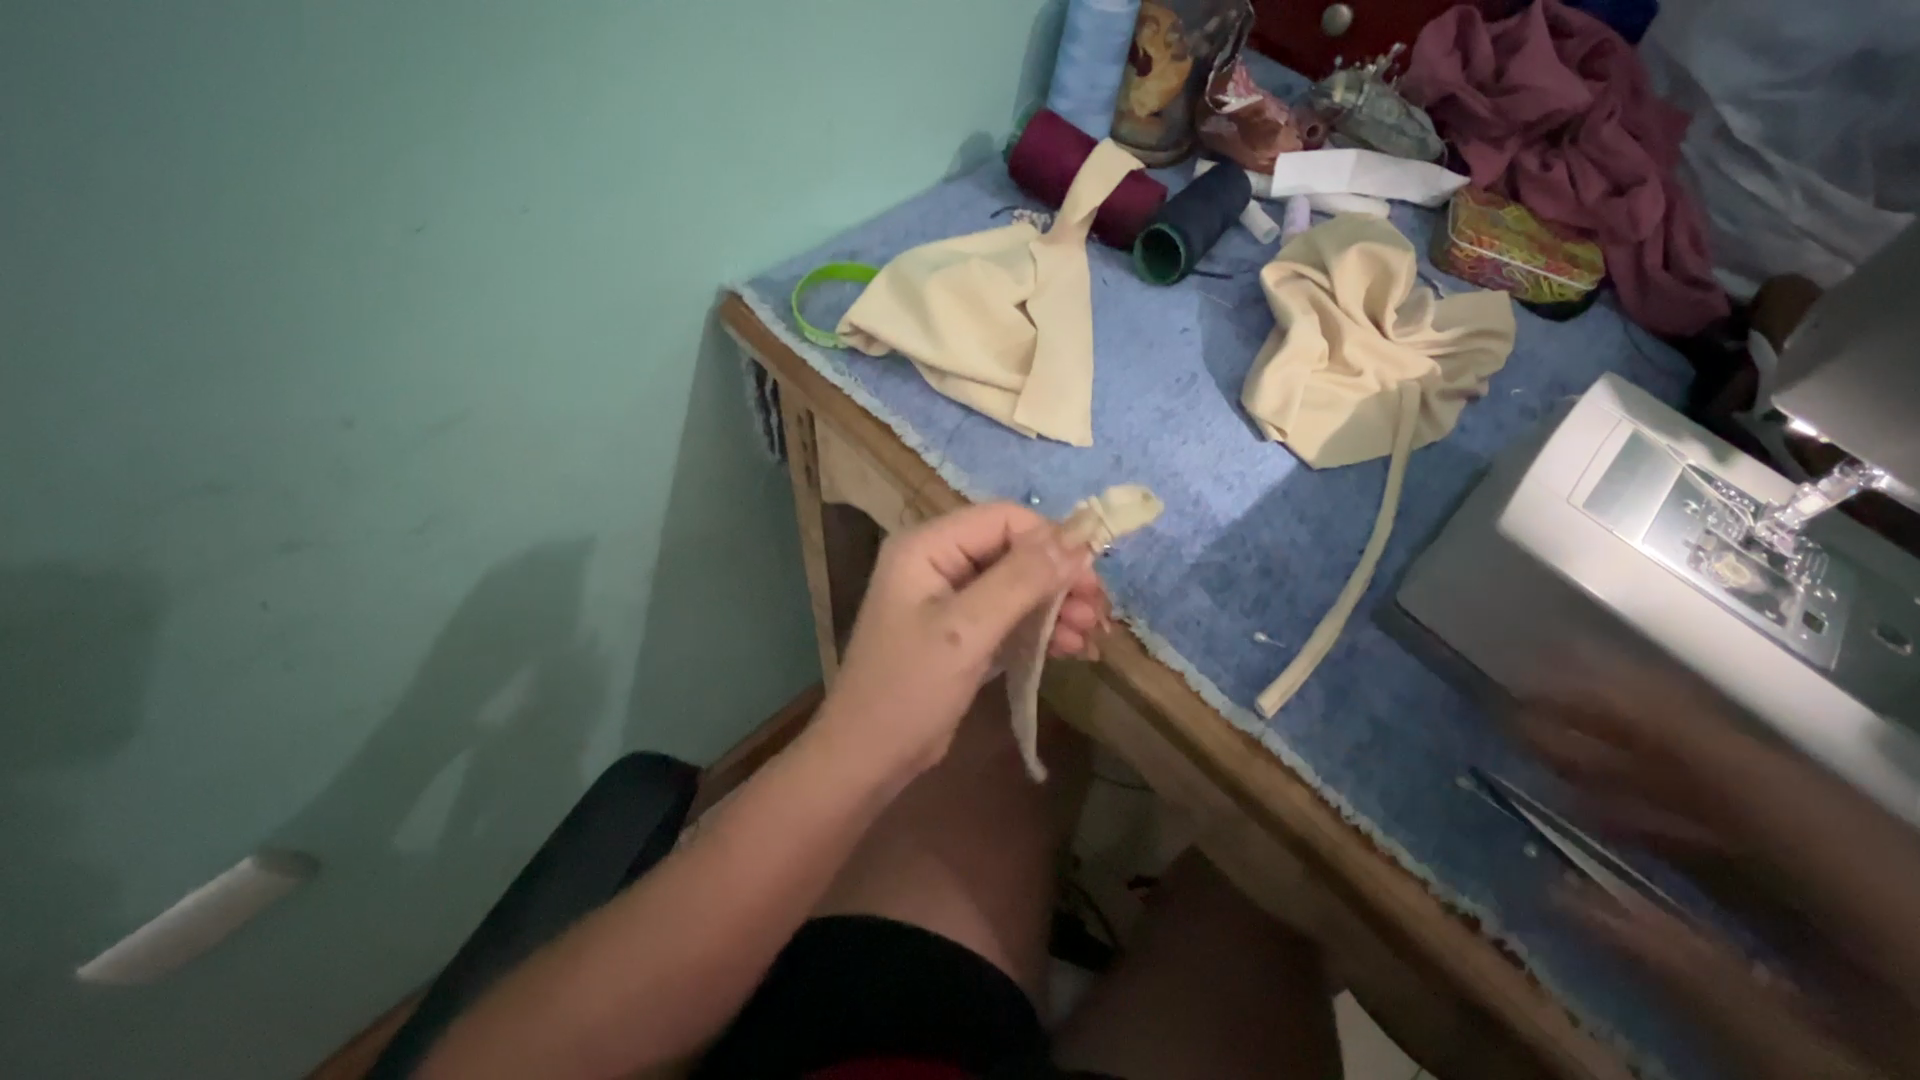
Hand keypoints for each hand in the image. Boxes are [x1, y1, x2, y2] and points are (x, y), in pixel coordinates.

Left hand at [814, 502, 1102, 780]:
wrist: (869, 757)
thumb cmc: (910, 689)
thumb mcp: (967, 630)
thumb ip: (1021, 579)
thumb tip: (1077, 537)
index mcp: (927, 547)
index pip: (1004, 519)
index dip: (1052, 541)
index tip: (1092, 578)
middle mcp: (938, 562)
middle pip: (1015, 551)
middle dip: (1060, 579)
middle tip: (1099, 613)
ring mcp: (949, 600)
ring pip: (1017, 586)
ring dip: (1057, 607)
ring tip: (1091, 638)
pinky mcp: (961, 633)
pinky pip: (1009, 616)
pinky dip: (1041, 629)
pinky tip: (1071, 649)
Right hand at [1519, 655, 1919, 1076]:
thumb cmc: (1905, 1072)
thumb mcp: (1811, 1061)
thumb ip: (1695, 977)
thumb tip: (1560, 896)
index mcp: (1860, 874)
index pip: (1726, 765)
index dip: (1629, 710)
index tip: (1542, 673)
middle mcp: (1860, 850)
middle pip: (1724, 768)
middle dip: (1613, 732)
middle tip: (1519, 707)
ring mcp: (1862, 870)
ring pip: (1732, 798)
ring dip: (1631, 771)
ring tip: (1543, 753)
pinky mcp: (1857, 898)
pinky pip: (1750, 835)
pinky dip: (1672, 818)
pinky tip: (1610, 818)